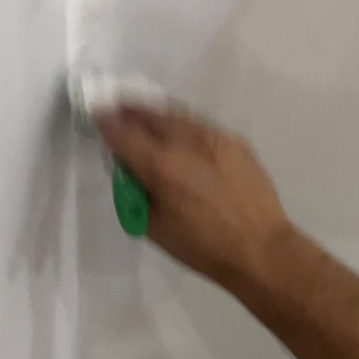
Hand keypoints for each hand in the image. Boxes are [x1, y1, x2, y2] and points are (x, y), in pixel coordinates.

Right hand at [96, 104, 294, 287]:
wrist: (261, 249)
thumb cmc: (202, 247)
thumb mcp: (154, 226)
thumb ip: (136, 191)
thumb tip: (128, 168)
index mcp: (162, 167)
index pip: (124, 134)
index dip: (106, 123)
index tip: (97, 115)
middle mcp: (187, 143)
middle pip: (151, 114)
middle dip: (130, 110)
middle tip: (117, 108)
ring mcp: (215, 138)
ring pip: (177, 114)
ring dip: (156, 113)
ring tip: (145, 115)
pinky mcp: (235, 141)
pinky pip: (199, 125)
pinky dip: (182, 125)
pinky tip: (179, 134)